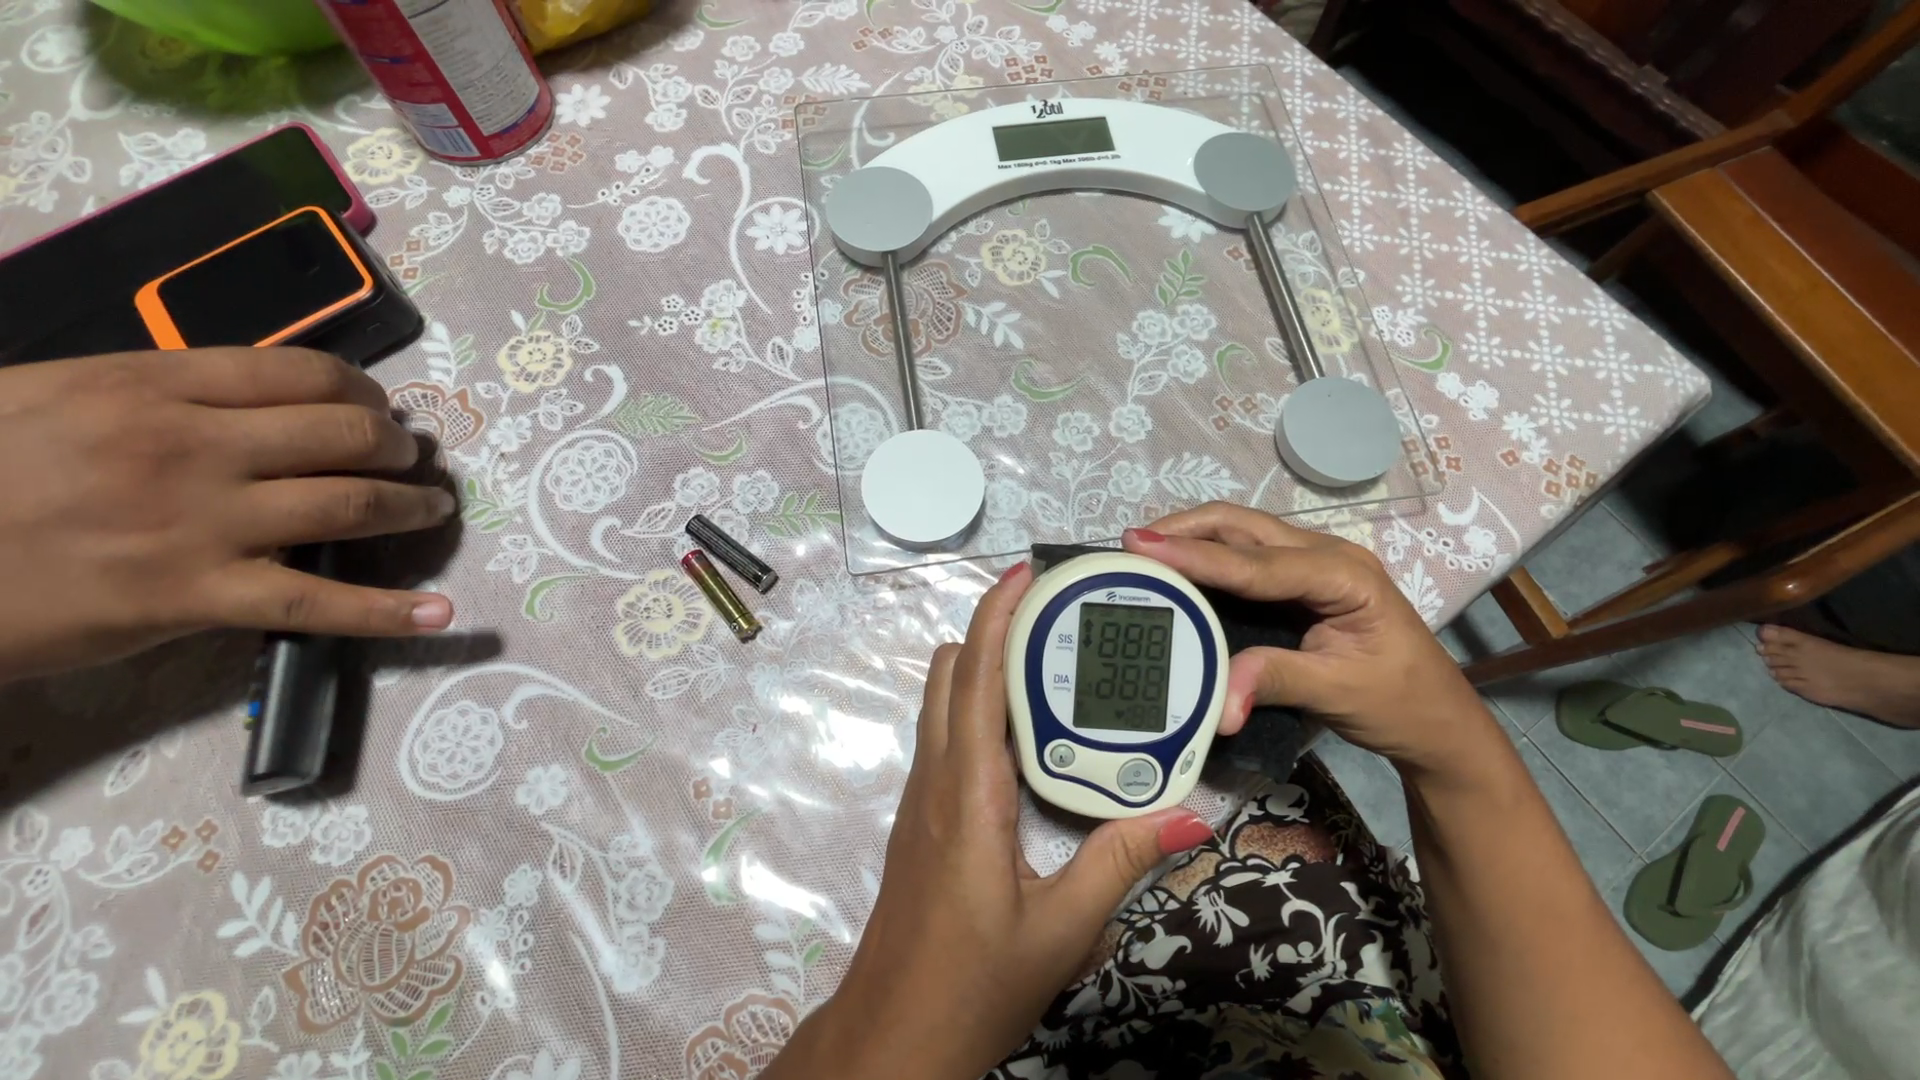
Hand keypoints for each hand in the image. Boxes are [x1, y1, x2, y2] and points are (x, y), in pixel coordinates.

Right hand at [0, 348, 455, 681]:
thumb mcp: (54, 397)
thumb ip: (162, 391)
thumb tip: (262, 395)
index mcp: (152, 386)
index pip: (305, 374)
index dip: (365, 394)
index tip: (380, 411)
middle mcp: (190, 446)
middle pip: (347, 437)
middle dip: (400, 448)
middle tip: (414, 461)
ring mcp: (200, 523)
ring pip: (353, 506)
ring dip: (414, 507)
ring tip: (433, 509)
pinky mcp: (195, 596)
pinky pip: (317, 603)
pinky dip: (389, 612)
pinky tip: (439, 616)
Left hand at [765, 562, 1214, 1079]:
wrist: (894, 1033)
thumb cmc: (973, 982)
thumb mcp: (1061, 929)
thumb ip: (1120, 863)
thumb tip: (1189, 816)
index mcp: (967, 792)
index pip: (974, 679)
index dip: (994, 618)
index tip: (1023, 574)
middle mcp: (936, 778)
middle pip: (949, 675)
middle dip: (989, 630)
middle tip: (1052, 611)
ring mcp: (922, 796)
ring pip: (941, 702)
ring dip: (980, 666)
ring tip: (1045, 658)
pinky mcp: (922, 815)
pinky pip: (946, 735)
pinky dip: (976, 706)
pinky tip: (1025, 730)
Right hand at [1122, 502, 1497, 777]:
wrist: (1436, 718)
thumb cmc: (1399, 701)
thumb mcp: (1338, 692)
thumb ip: (1275, 681)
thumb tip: (1218, 704)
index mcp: (1342, 575)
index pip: (1256, 563)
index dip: (1196, 556)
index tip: (1141, 547)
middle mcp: (1325, 555)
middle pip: (1244, 525)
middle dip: (1185, 528)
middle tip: (1131, 542)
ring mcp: (1312, 563)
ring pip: (1241, 533)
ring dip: (1191, 536)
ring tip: (1142, 550)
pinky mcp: (1298, 580)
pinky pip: (1243, 557)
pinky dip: (1205, 556)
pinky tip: (1176, 567)